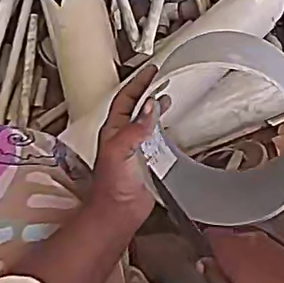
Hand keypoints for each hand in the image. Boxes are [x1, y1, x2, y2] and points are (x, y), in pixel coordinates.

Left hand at [91, 67, 169, 226]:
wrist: (119, 211)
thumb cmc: (112, 185)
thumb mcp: (119, 150)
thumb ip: (134, 128)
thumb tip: (149, 107)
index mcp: (112, 130)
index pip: (125, 98)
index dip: (137, 83)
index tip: (150, 71)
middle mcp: (122, 136)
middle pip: (135, 106)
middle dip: (146, 91)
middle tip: (160, 78)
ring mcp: (134, 148)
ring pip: (145, 121)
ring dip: (155, 108)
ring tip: (167, 97)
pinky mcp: (146, 161)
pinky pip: (156, 138)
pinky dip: (163, 128)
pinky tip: (170, 126)